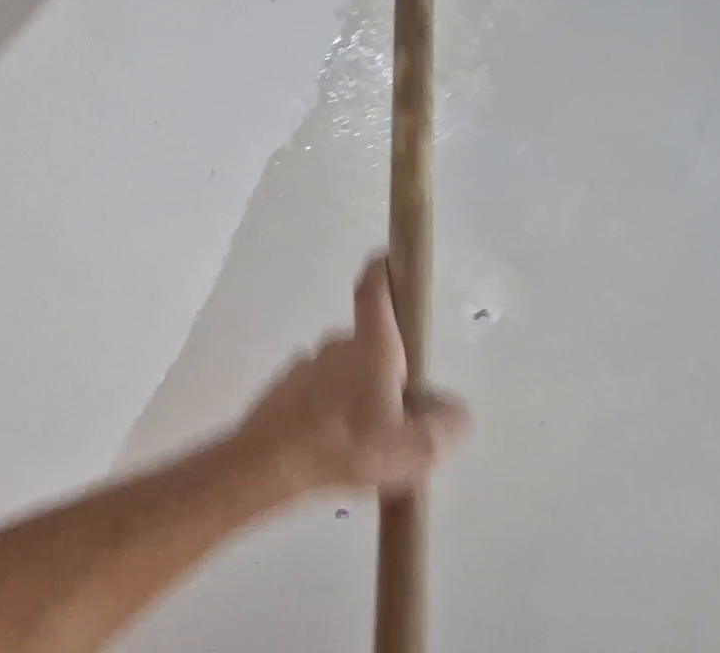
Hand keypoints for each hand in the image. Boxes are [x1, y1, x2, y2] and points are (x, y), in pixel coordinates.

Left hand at [227, 252, 469, 498]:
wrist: (269, 461)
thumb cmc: (347, 447)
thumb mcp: (418, 448)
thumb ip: (445, 423)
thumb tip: (450, 408)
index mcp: (369, 349)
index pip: (375, 296)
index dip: (384, 272)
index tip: (389, 257)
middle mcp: (334, 347)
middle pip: (373, 348)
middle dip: (391, 376)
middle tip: (404, 423)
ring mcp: (305, 365)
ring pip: (348, 374)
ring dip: (362, 398)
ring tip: (370, 448)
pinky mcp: (286, 387)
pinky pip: (323, 392)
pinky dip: (335, 412)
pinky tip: (339, 448)